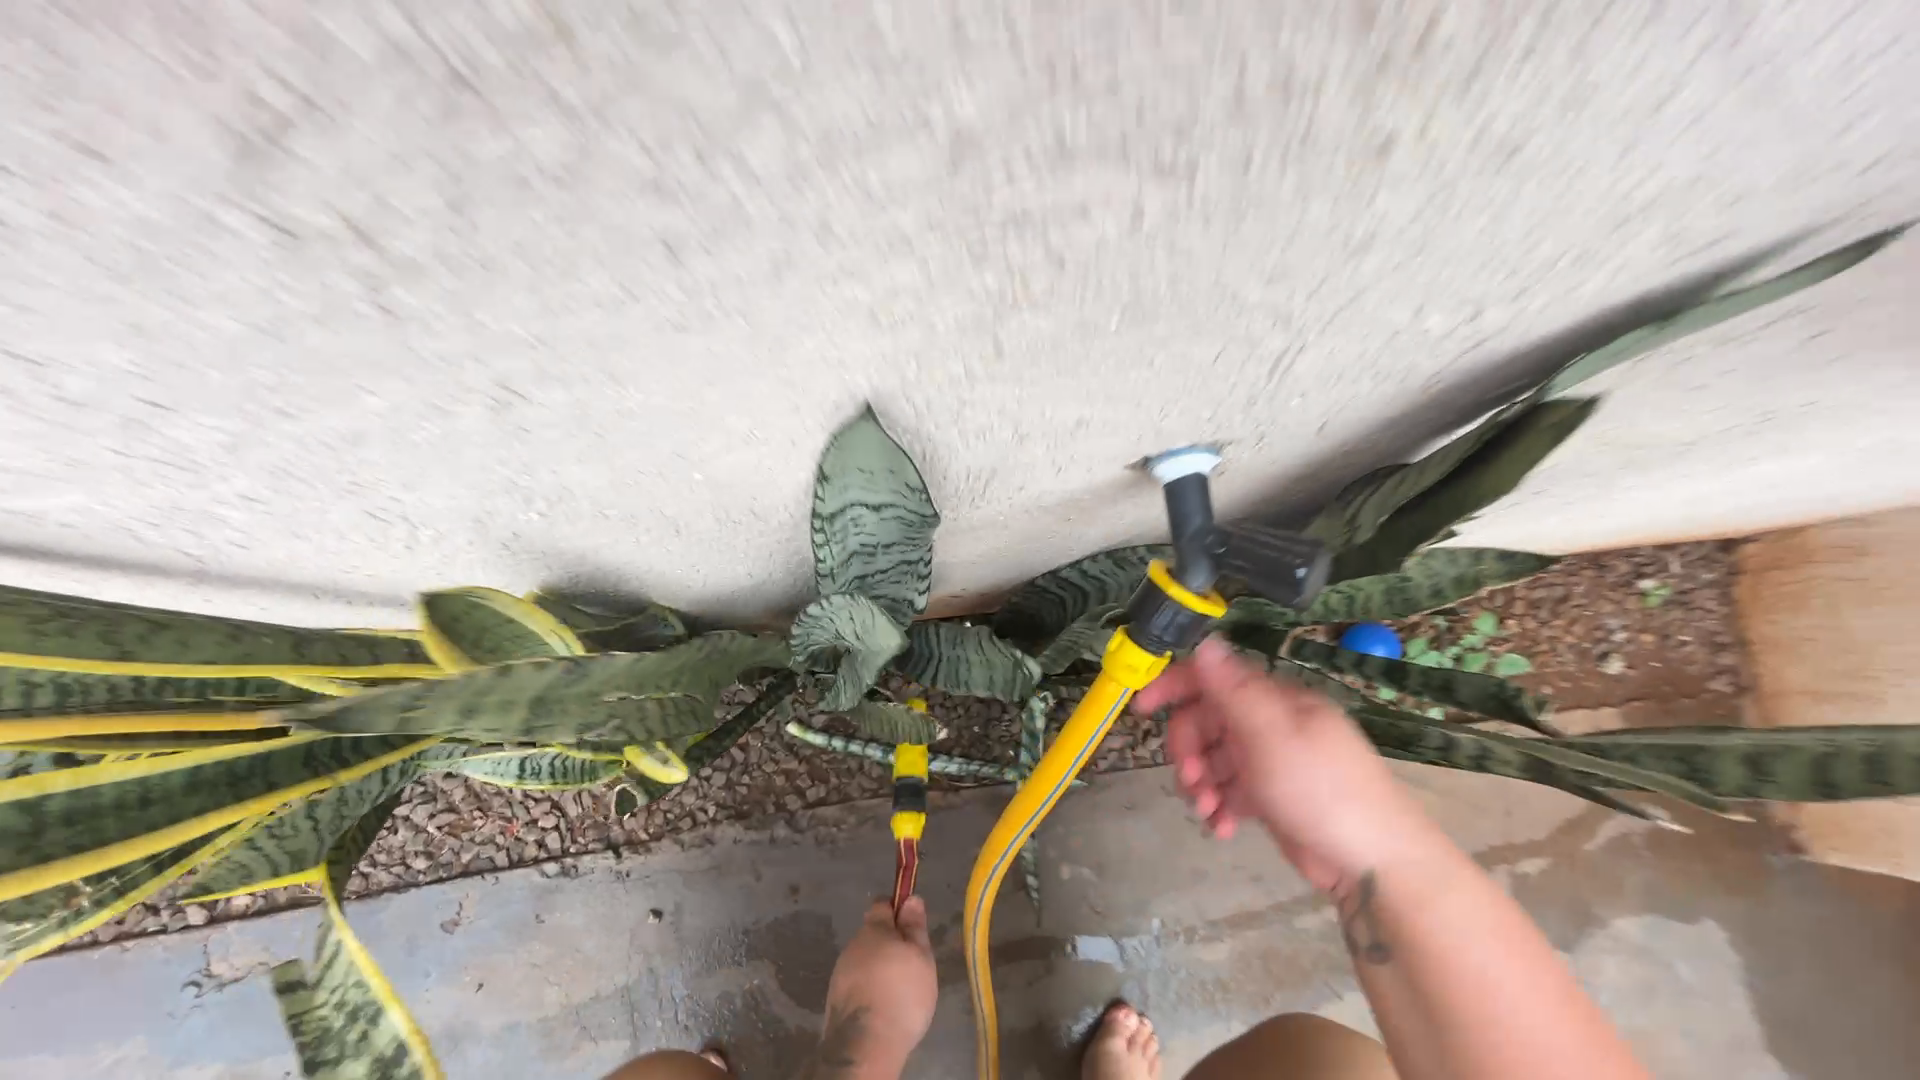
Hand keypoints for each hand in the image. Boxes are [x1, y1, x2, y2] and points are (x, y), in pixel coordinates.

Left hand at [804, 897, 937, 1079]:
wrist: (865, 1045)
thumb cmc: (901, 993)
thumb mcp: (920, 956)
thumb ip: (915, 927)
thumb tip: (911, 898)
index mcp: (873, 930)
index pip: (882, 904)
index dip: (898, 910)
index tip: (912, 927)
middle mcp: (852, 945)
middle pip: (873, 935)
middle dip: (890, 945)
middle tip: (911, 966)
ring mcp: (840, 972)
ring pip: (865, 960)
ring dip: (879, 968)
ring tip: (899, 991)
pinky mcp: (836, 998)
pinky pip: (858, 983)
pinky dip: (870, 989)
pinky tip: (882, 1006)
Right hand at [1134, 638, 1440, 892]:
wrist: (1374, 862)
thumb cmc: (1322, 790)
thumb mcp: (1273, 736)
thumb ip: (1234, 690)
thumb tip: (1205, 641)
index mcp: (1275, 700)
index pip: (1214, 677)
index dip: (1174, 686)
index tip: (1141, 708)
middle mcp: (1270, 723)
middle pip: (1207, 721)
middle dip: (1188, 749)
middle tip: (1188, 780)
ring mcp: (1270, 760)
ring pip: (1213, 759)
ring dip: (1200, 783)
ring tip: (1207, 810)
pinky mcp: (1271, 796)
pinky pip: (1229, 790)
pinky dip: (1219, 806)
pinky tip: (1221, 828)